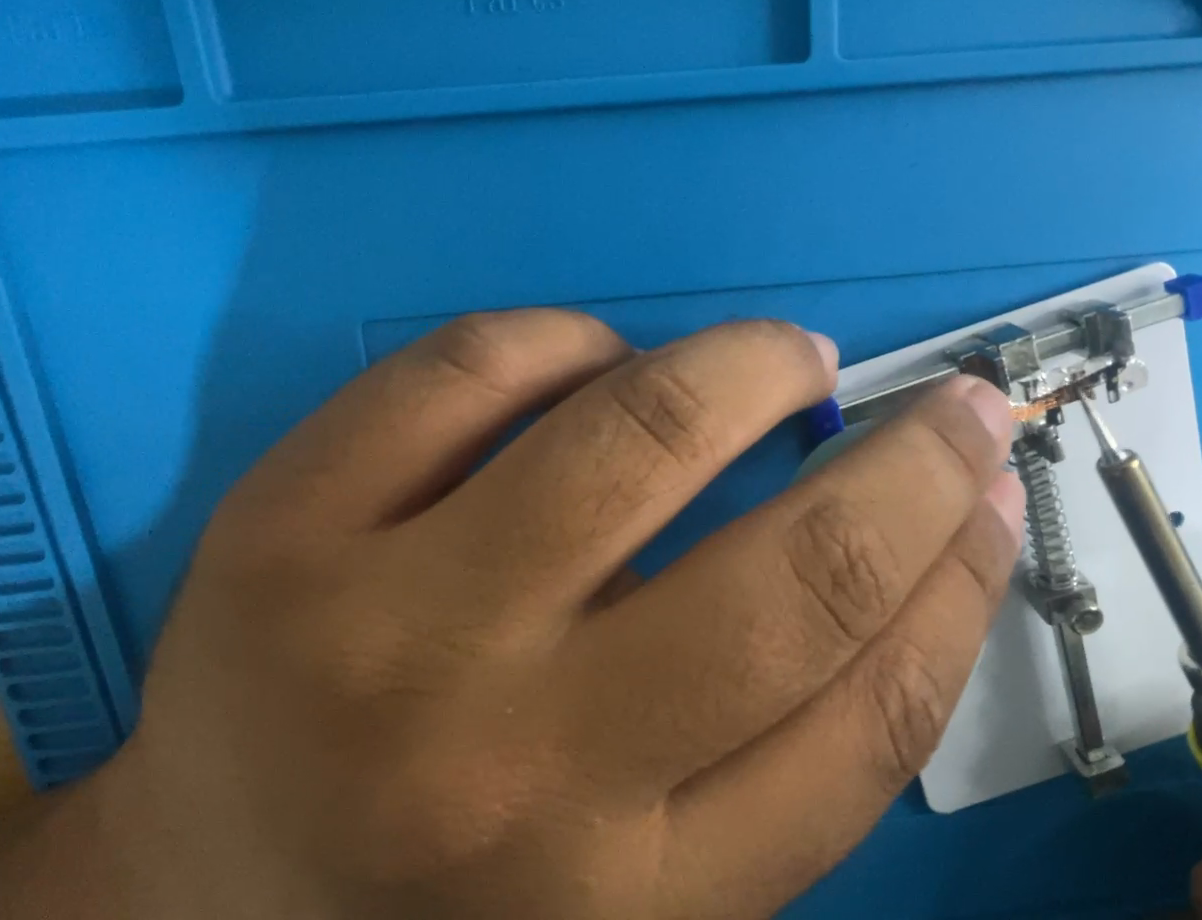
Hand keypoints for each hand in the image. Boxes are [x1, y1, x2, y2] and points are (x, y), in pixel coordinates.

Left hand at [0, 310, 1024, 918]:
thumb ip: (779, 754)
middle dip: (908, 466)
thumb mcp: (645, 887)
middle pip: (789, 580)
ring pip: (631, 435)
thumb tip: (912, 553)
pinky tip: (603, 356)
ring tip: (788, 357)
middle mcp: (523, 765)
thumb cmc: (455, 891)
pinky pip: (464, 370)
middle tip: (953, 404)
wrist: (210, 896)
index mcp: (634, 896)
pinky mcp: (284, 526)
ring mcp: (385, 630)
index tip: (992, 497)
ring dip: (746, 365)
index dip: (960, 586)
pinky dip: (565, 337)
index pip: (867, 719)